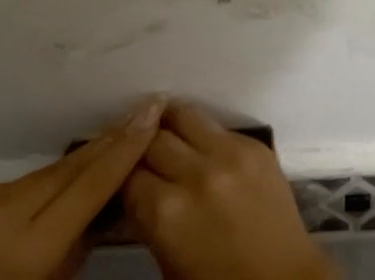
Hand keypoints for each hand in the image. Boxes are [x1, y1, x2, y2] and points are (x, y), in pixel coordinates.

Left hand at [0, 96, 164, 279]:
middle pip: (68, 168)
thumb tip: (100, 213)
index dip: (125, 146)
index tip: (152, 111)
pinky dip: (36, 186)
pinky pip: (9, 186)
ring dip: (75, 163)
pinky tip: (52, 187)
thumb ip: (71, 253)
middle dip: (107, 143)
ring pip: (40, 174)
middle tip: (143, 114)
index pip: (90, 184)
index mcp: (24, 248)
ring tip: (109, 145)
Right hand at [125, 101, 337, 279]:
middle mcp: (195, 174)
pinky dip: (204, 133)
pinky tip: (199, 142)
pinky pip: (219, 127)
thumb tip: (134, 187)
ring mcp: (229, 154)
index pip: (126, 173)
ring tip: (162, 124)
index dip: (120, 172)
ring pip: (186, 115)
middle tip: (137, 147)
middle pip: (152, 137)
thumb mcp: (166, 260)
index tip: (119, 172)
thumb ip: (148, 217)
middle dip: (141, 144)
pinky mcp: (255, 146)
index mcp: (165, 211)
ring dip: (169, 121)